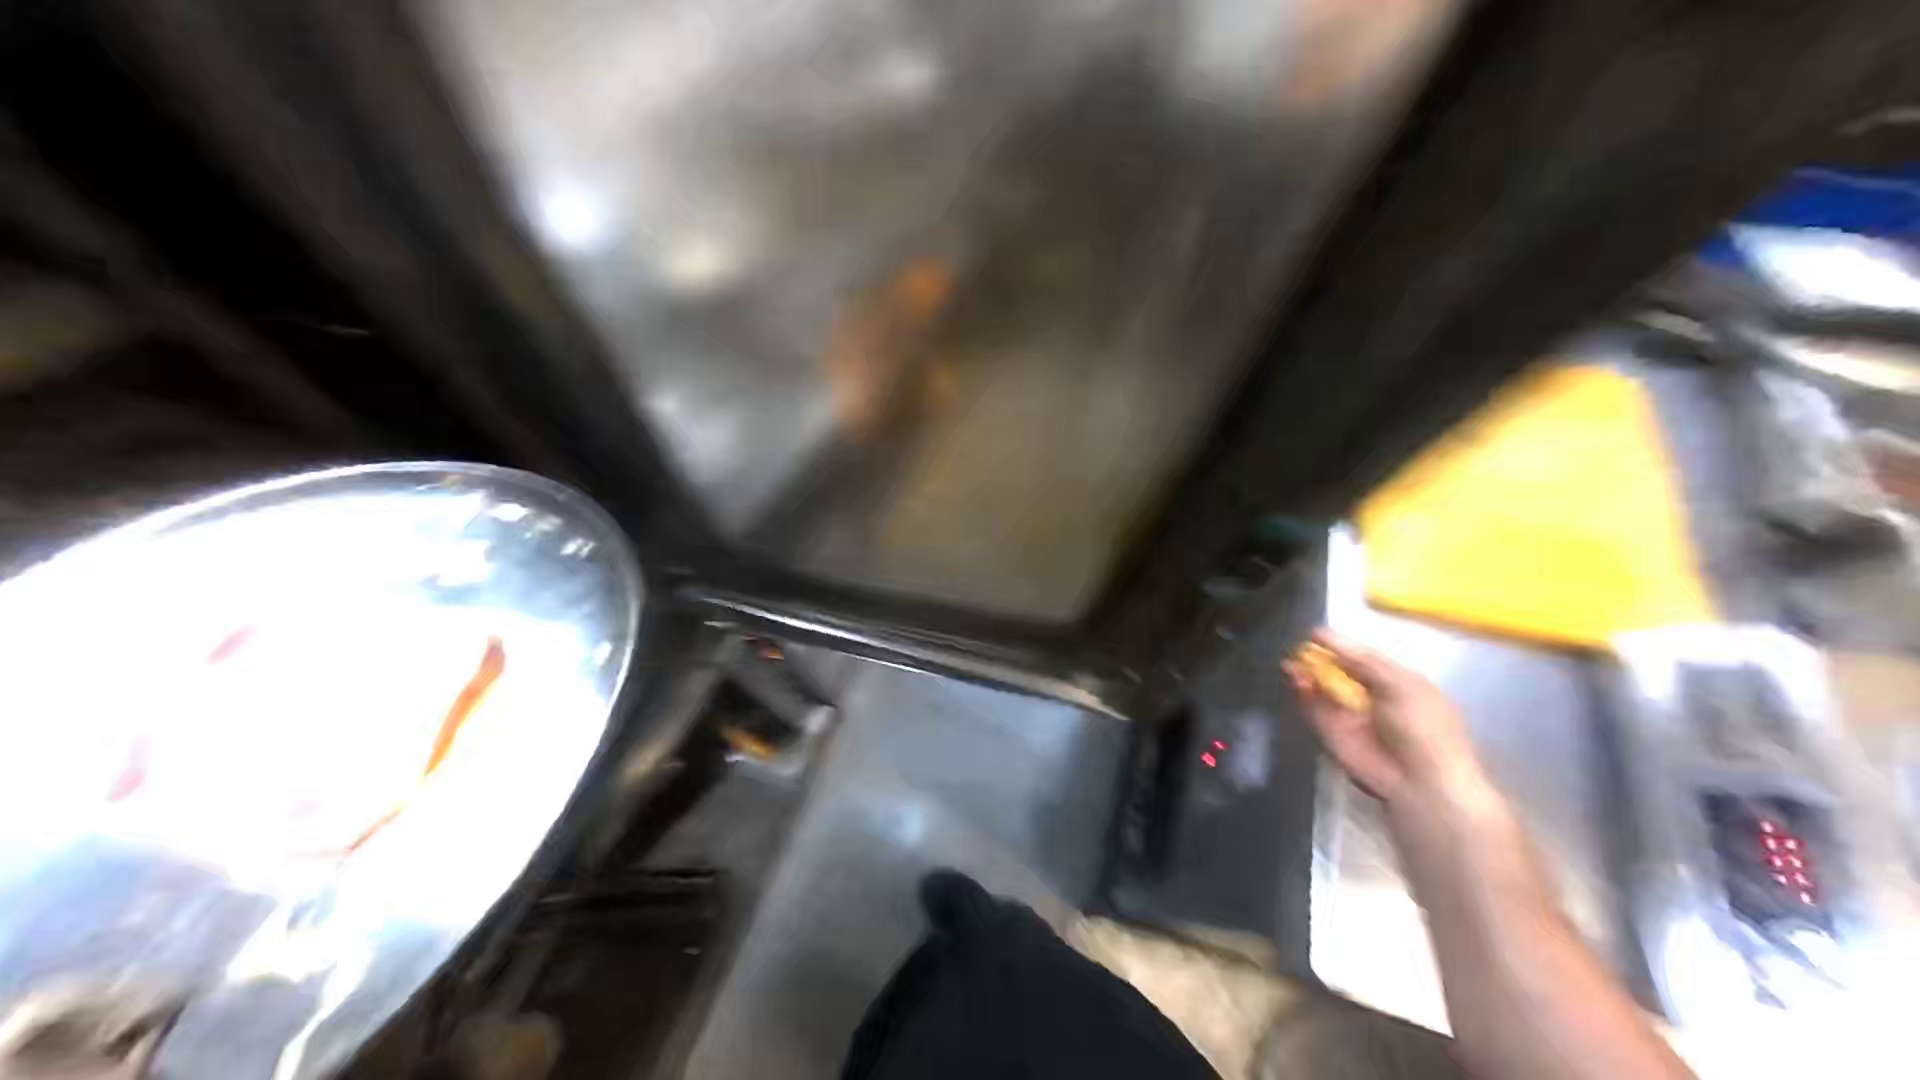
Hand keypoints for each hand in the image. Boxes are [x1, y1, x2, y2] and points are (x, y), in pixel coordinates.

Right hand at [1284, 628, 1492, 818]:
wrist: (1419, 782)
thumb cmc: (1423, 727)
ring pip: (1319, 686)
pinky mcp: (1329, 731)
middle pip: (1335, 669)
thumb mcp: (1399, 683)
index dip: (1340, 645)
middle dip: (1317, 657)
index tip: (1315, 634)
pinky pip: (1311, 707)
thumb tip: (1322, 634)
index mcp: (1394, 681)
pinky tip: (1296, 680)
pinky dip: (1301, 692)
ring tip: (1292, 663)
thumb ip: (1360, 659)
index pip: (1361, 656)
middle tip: (1301, 648)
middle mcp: (1368, 694)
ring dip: (1305, 672)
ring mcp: (1347, 713)